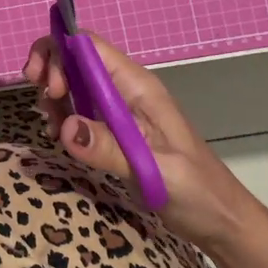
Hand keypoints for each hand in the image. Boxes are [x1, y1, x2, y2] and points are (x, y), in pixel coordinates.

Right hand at [24, 32, 260, 249]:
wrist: (222, 222)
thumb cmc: (197, 192)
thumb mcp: (154, 171)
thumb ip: (109, 149)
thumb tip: (66, 126)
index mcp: (137, 86)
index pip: (89, 45)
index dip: (60, 54)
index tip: (48, 87)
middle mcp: (125, 89)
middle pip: (74, 58)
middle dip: (50, 73)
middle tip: (45, 110)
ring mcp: (118, 109)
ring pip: (72, 82)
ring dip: (53, 99)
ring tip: (52, 130)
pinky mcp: (114, 129)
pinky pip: (78, 108)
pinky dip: (62, 117)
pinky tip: (61, 139)